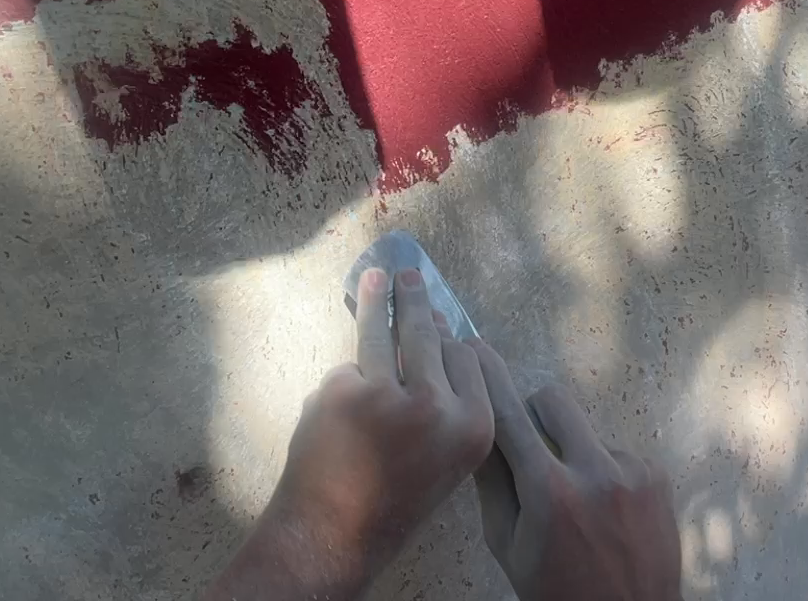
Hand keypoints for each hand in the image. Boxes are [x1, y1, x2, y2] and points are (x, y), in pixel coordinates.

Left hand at [203, 268, 493, 599]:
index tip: (444, 317)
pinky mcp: (344, 389)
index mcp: (474, 427)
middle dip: (416, 299)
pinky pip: (350, 367)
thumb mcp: (444, 457)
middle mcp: (437, 406)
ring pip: (384, 332)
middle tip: (410, 274)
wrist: (333, 534)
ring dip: (378, 297)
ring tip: (377, 275)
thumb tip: (435, 332)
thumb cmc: (395, 498)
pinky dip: (347, 379)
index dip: (451, 336)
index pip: (468, 357)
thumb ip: (450, 402)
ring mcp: (387, 394)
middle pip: (429, 334)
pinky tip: (343, 394)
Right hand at [473, 343, 681, 600]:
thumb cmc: (557, 591)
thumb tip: (478, 427)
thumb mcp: (509, 547)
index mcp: (549, 492)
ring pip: (584, 427)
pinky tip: (608, 508)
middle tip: (535, 448)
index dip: (489, 378)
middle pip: (551, 399)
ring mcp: (631, 471)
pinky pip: (614, 449)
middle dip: (535, 414)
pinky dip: (603, 469)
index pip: (508, 416)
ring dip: (573, 448)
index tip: (475, 347)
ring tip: (580, 497)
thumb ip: (492, 484)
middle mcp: (593, 472)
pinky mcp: (656, 475)